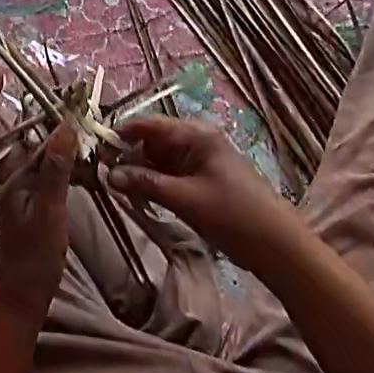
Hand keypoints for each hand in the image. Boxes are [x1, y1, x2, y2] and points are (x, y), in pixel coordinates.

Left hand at [0, 74, 74, 319]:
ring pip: (37, 141)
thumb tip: (65, 126)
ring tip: (77, 112)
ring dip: (54, 125)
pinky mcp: (38, 190)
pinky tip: (83, 145)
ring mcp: (25, 179)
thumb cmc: (33, 253)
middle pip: (17, 126)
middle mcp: (12, 169)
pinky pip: (50, 159)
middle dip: (36, 104)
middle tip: (65, 92)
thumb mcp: (48, 209)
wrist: (28, 287)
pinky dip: (64, 148)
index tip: (1, 76)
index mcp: (6, 170)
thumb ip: (55, 169)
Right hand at [108, 117, 301, 275]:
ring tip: (117, 187)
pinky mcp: (203, 179)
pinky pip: (170, 174)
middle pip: (152, 140)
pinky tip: (141, 196)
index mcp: (196, 135)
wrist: (279, 247)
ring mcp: (201, 160)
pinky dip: (154, 182)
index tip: (94, 151)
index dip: (121, 134)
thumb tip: (108, 175)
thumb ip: (145, 184)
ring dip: (140, 171)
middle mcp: (197, 141)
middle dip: (128, 155)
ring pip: (159, 159)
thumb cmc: (234, 216)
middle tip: (102, 174)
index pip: (149, 125)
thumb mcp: (185, 199)